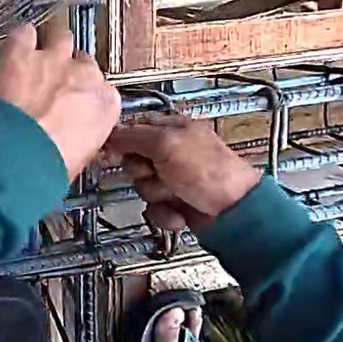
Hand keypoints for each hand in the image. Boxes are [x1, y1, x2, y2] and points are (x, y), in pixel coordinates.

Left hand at [0, 21, 120, 180]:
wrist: (17, 157)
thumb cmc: (48, 165)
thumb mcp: (79, 158)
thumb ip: (81, 137)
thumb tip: (71, 142)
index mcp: (104, 104)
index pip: (103, 91)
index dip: (86, 96)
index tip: (76, 103)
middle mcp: (83, 76)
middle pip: (84, 63)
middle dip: (71, 72)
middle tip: (55, 86)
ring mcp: (52, 61)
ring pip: (61, 40)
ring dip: (52, 49)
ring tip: (40, 59)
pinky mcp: (21, 55)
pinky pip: (25, 34)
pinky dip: (22, 37)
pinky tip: (19, 41)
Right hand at [105, 115, 259, 231]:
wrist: (233, 213)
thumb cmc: (208, 172)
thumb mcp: (165, 143)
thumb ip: (133, 136)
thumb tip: (110, 134)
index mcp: (173, 129)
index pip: (135, 128)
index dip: (123, 141)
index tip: (116, 151)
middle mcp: (173, 152)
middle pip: (134, 160)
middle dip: (141, 172)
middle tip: (155, 172)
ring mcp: (174, 178)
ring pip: (141, 186)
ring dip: (155, 193)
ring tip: (175, 193)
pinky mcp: (176, 202)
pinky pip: (152, 208)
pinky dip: (164, 212)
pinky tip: (178, 210)